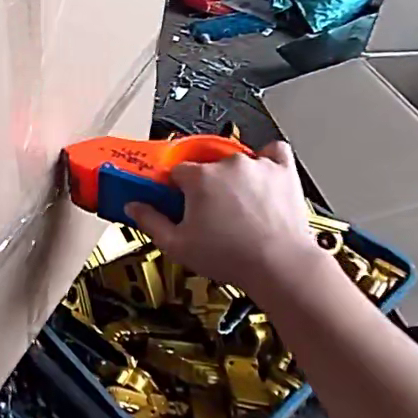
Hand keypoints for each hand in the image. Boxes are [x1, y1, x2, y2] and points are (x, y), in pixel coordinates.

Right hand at [124, 141, 328, 298]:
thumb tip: (135, 207)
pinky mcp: (282, 171)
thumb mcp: (177, 245)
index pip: (177, 171)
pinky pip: (273, 152)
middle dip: (204, 186)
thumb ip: (150, 222)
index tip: (178, 200)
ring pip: (236, 161)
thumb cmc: (233, 257)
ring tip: (236, 204)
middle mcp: (228, 166)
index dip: (175, 188)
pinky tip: (260, 175)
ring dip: (233, 178)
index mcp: (199, 178)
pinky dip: (266, 160)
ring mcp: (257, 166)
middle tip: (207, 212)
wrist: (279, 265)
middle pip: (206, 166)